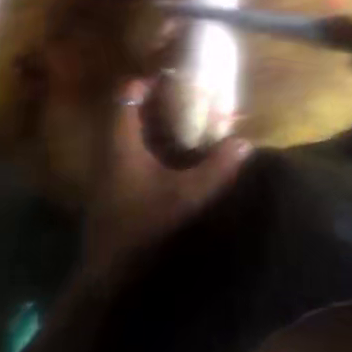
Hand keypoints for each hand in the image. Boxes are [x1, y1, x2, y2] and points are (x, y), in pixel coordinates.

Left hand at [79, 79, 251, 281]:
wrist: (109, 273)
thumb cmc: (143, 226)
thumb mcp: (185, 196)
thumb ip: (215, 168)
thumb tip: (243, 143)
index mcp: (120, 141)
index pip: (126, 94)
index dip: (148, 81)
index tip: (175, 77)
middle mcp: (110, 149)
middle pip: (129, 111)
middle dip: (157, 103)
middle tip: (188, 99)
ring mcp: (109, 169)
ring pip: (130, 133)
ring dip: (156, 126)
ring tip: (188, 123)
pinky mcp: (114, 187)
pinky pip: (132, 153)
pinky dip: (153, 147)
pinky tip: (176, 158)